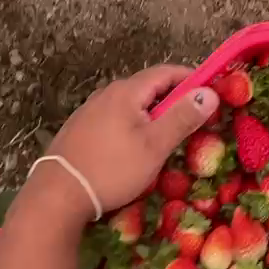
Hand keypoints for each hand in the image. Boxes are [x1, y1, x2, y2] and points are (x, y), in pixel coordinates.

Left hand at [22, 65, 218, 228]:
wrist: (56, 197)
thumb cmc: (112, 169)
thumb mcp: (155, 145)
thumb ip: (183, 117)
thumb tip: (209, 93)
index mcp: (127, 91)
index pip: (167, 72)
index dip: (192, 79)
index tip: (211, 93)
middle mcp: (106, 93)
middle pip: (148, 87)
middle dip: (174, 99)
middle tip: (195, 118)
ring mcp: (89, 111)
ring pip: (130, 105)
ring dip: (153, 114)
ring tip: (168, 136)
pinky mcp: (79, 130)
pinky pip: (115, 119)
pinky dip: (133, 125)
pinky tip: (134, 147)